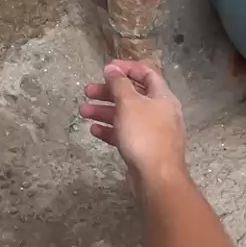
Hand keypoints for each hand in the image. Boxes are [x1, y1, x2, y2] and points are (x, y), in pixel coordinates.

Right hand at [80, 59, 188, 192]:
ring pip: (125, 114)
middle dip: (108, 91)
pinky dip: (109, 129)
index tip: (106, 68)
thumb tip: (112, 69)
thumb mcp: (128, 103)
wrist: (157, 179)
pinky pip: (125, 133)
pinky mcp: (144, 149)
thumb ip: (118, 83)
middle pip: (132, 94)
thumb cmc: (144, 135)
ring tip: (83, 112)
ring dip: (103, 111)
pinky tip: (94, 130)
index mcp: (162, 98)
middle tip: (88, 91)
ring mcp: (152, 132)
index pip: (146, 73)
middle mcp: (159, 112)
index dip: (126, 67)